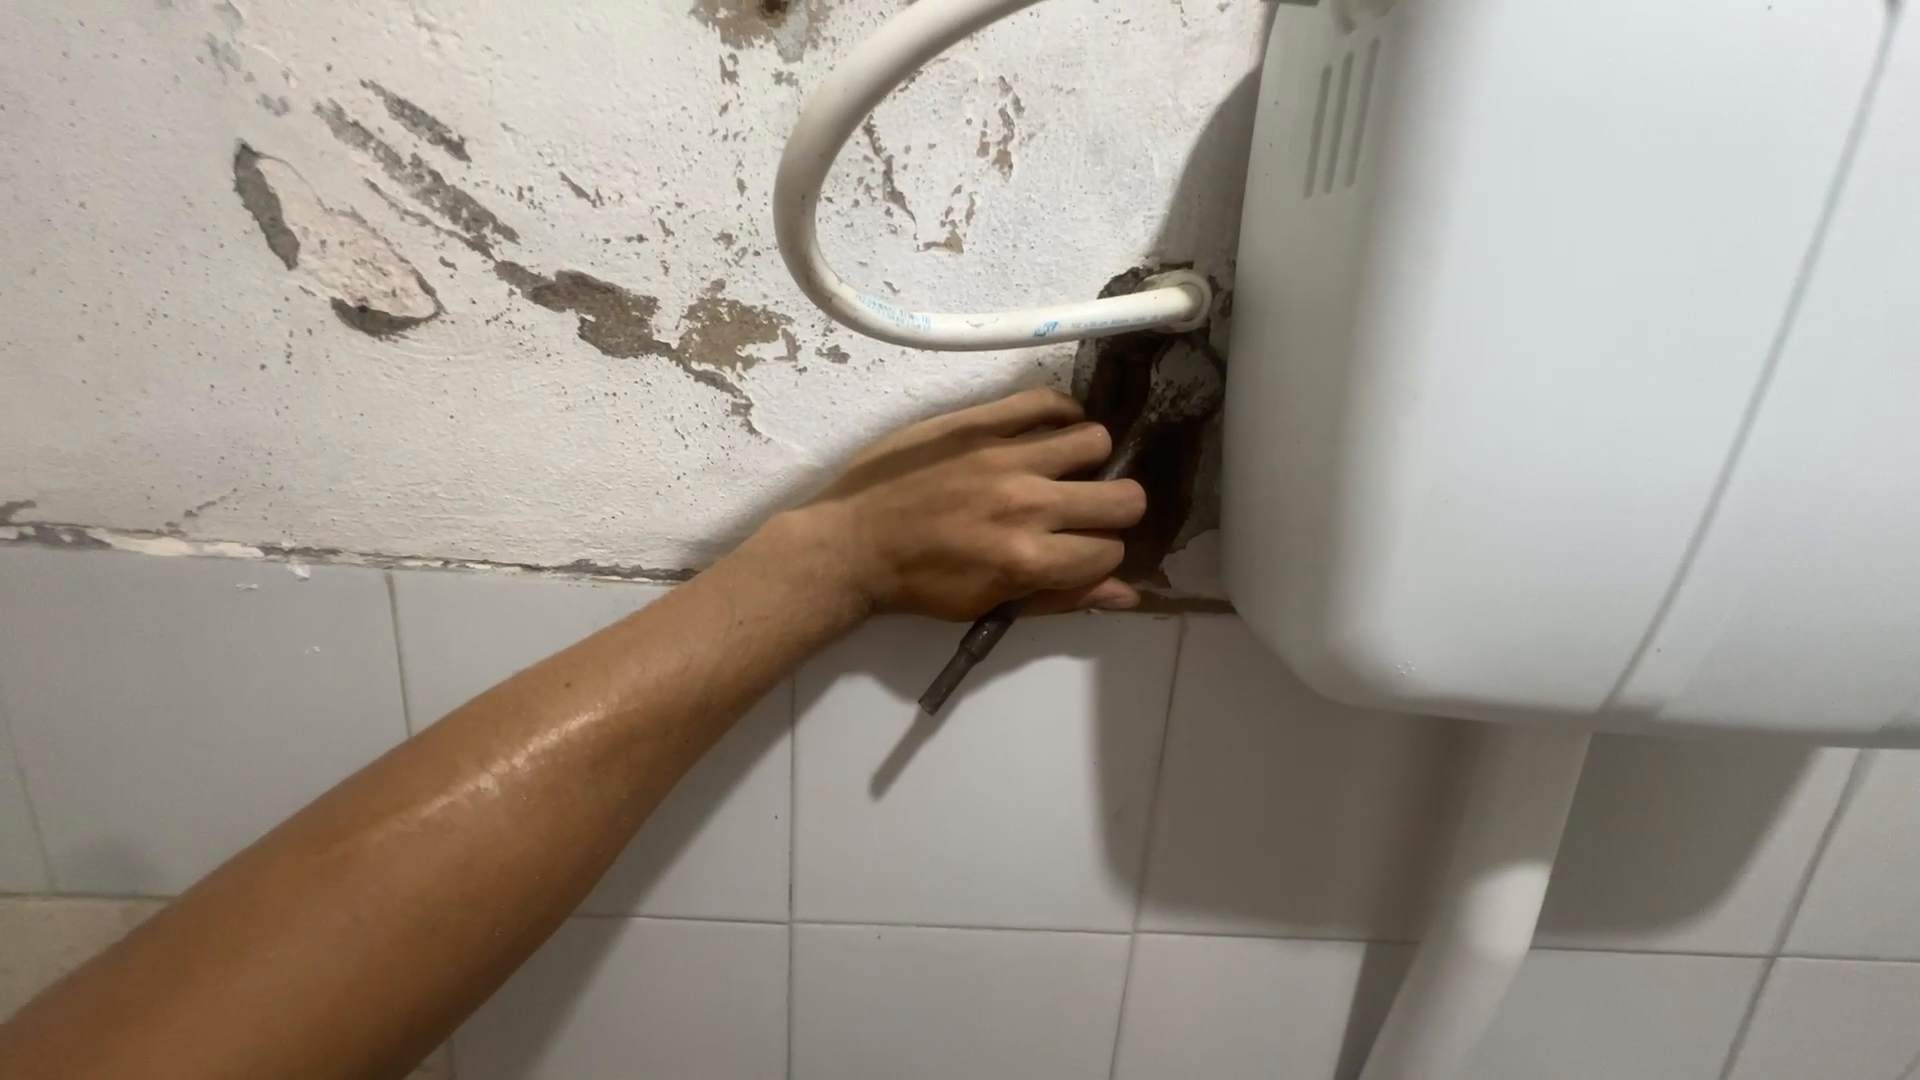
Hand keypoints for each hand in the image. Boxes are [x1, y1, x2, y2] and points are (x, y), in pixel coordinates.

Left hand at [786, 387, 1146, 620]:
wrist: (852, 543)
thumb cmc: (919, 582)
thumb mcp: (988, 604)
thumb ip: (1060, 598)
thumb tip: (1128, 593)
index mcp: (1028, 560)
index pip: (1111, 551)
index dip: (1101, 555)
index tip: (1079, 550)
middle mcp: (1027, 505)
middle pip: (1124, 497)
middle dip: (1114, 510)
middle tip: (1084, 510)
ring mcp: (1003, 456)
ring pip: (1095, 440)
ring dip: (1089, 460)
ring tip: (1063, 468)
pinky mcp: (977, 421)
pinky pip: (1046, 400)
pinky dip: (1061, 413)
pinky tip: (1050, 431)